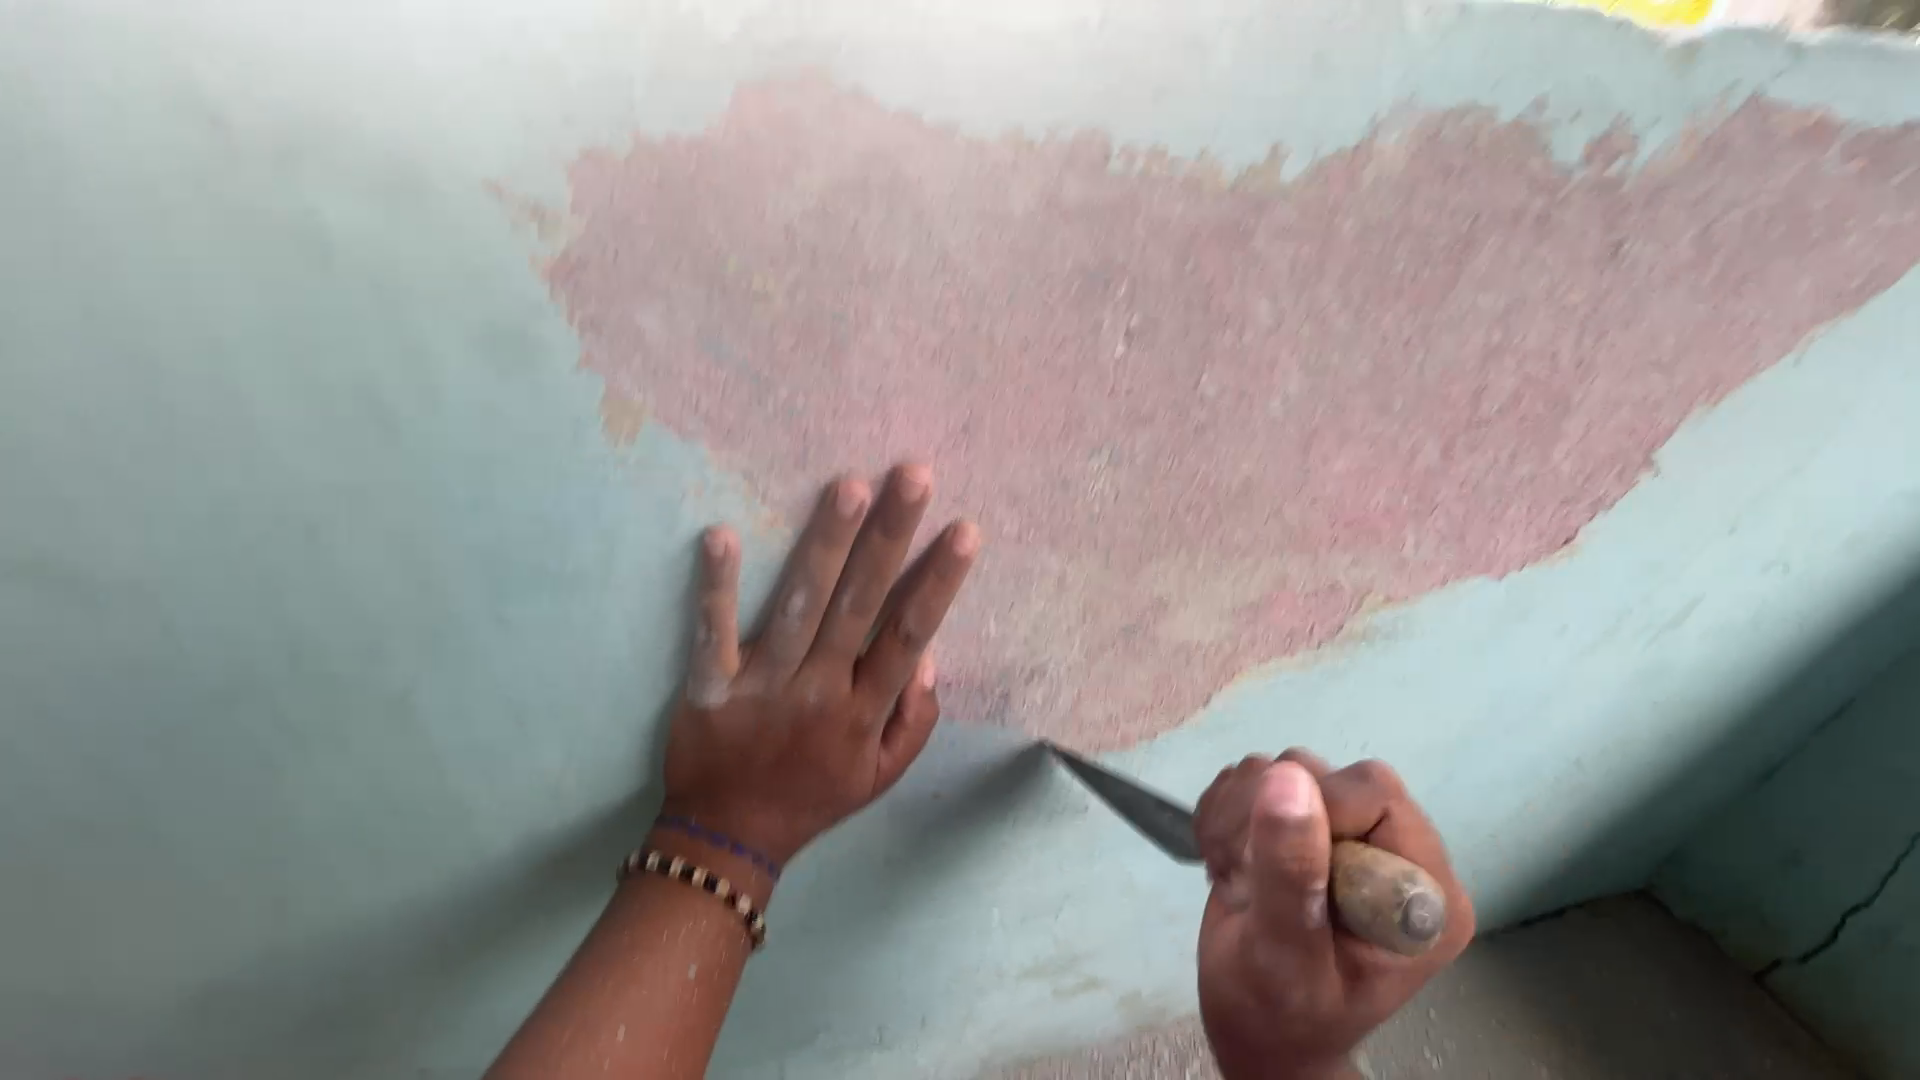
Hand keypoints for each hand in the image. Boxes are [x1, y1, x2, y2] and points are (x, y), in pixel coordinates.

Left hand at [660, 464, 980, 865]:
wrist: (729, 837)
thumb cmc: (813, 797)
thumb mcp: (883, 776)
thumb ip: (915, 719)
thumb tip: (927, 654)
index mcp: (865, 712)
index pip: (909, 635)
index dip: (939, 583)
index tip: (964, 531)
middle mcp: (821, 690)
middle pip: (861, 606)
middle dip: (889, 539)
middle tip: (912, 476)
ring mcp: (764, 687)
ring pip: (800, 606)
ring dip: (825, 545)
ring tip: (848, 487)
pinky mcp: (710, 688)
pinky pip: (712, 634)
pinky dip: (716, 588)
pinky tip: (718, 534)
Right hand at [1194, 751, 1474, 1079]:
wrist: (1254, 1031)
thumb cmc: (1278, 1015)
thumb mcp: (1286, 960)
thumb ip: (1291, 876)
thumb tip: (1286, 777)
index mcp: (1421, 887)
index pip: (1373, 791)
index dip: (1313, 810)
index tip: (1268, 865)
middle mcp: (1388, 849)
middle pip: (1320, 773)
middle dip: (1259, 817)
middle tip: (1242, 878)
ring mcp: (1340, 831)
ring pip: (1278, 769)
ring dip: (1234, 818)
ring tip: (1234, 880)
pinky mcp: (1298, 823)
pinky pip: (1248, 780)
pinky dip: (1220, 816)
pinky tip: (1226, 864)